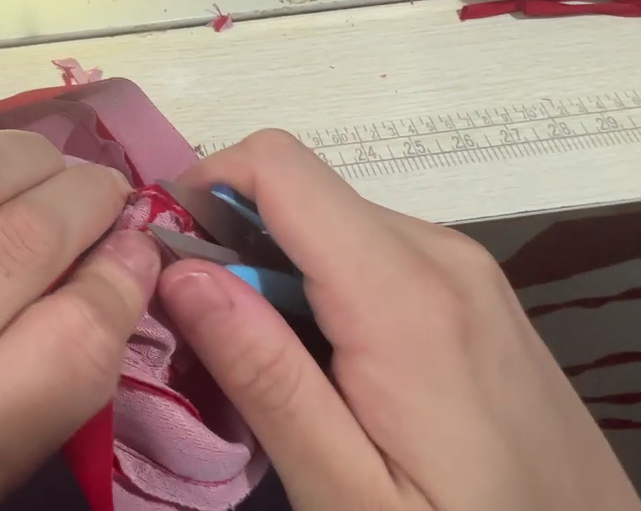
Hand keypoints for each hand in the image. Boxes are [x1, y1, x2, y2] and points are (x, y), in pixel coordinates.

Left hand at [0, 121, 160, 510]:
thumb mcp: (0, 439)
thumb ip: (71, 359)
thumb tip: (129, 246)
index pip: (67, 351)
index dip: (120, 284)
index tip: (136, 247)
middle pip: (18, 245)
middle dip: (83, 199)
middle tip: (105, 189)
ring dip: (31, 155)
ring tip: (53, 166)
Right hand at [159, 130, 640, 510]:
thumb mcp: (350, 497)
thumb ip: (264, 375)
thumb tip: (177, 269)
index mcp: (404, 291)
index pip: (275, 163)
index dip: (203, 188)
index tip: (171, 261)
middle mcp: (436, 251)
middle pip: (290, 188)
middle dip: (228, 241)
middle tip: (212, 336)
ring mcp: (461, 267)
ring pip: (319, 215)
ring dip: (267, 265)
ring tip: (273, 362)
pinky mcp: (468, 289)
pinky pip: (358, 245)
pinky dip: (312, 280)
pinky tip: (327, 363)